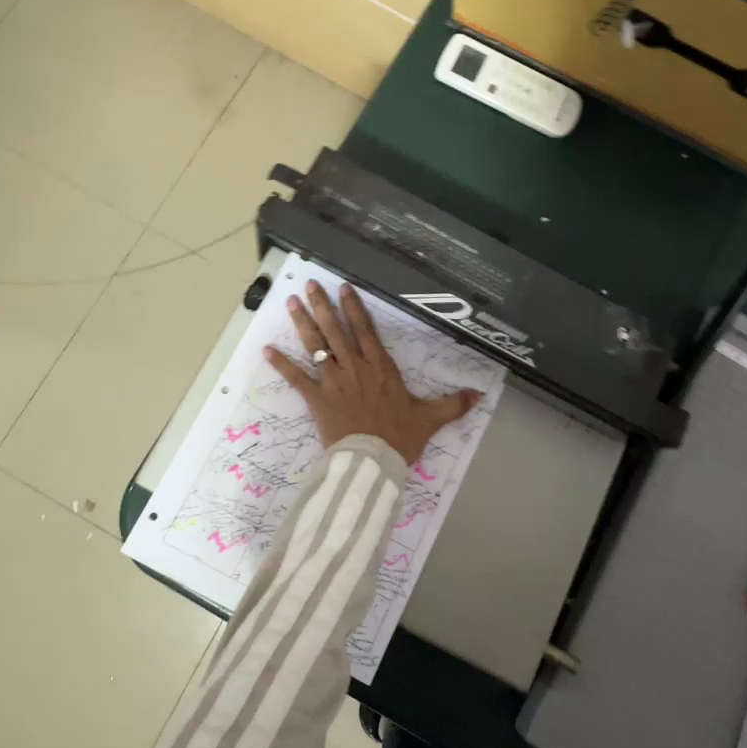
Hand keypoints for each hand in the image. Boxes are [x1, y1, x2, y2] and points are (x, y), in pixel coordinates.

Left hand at [263, 280, 481, 465]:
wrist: (373, 462)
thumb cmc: (400, 438)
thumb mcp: (430, 419)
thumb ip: (453, 404)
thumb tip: (480, 396)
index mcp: (380, 367)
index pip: (365, 329)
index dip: (353, 307)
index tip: (343, 288)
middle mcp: (355, 367)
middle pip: (335, 330)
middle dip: (322, 306)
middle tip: (309, 285)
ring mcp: (333, 381)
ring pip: (315, 346)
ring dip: (303, 323)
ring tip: (291, 303)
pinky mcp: (316, 399)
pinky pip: (296, 378)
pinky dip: (281, 364)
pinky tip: (267, 350)